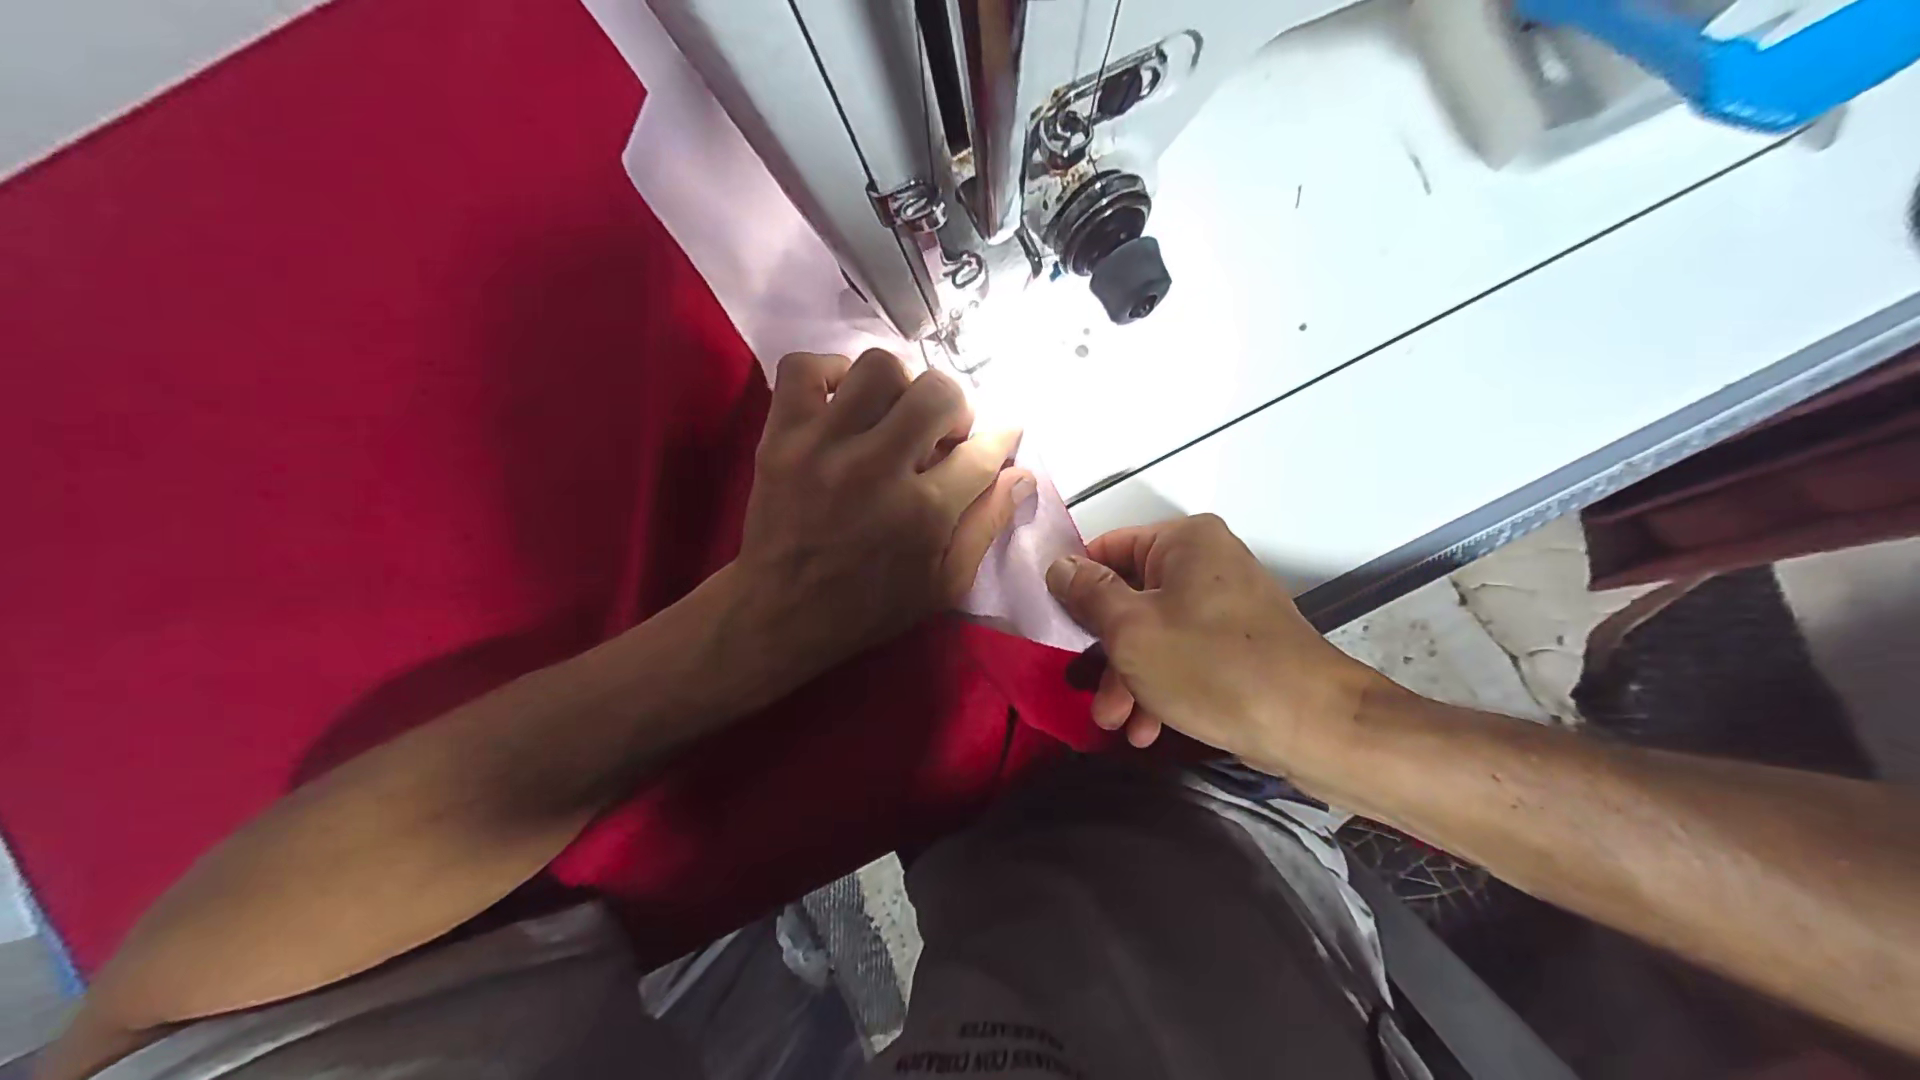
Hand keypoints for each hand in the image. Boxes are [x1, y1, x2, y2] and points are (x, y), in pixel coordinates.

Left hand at [720, 349, 1027, 702]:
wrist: (781, 612)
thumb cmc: (870, 604)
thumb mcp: (944, 583)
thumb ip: (987, 525)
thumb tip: (1021, 474)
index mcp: (923, 512)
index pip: (982, 451)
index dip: (1001, 439)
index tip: (1000, 436)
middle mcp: (875, 468)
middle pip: (937, 392)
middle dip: (955, 408)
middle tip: (942, 434)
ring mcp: (821, 446)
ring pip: (879, 367)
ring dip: (900, 386)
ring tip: (894, 416)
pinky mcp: (779, 436)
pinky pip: (804, 367)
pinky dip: (830, 372)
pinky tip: (845, 401)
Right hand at [1044, 515, 1394, 775]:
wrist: (1314, 726)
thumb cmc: (1213, 667)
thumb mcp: (1130, 630)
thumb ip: (1087, 593)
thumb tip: (1059, 567)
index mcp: (1183, 542)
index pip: (1106, 550)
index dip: (1076, 590)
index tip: (1058, 631)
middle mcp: (1206, 563)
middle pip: (1129, 598)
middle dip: (1106, 652)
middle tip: (1090, 692)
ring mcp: (1225, 604)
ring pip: (1153, 632)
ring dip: (1128, 678)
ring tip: (1118, 723)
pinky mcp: (1238, 643)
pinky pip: (1183, 653)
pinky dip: (1160, 684)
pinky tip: (1148, 727)